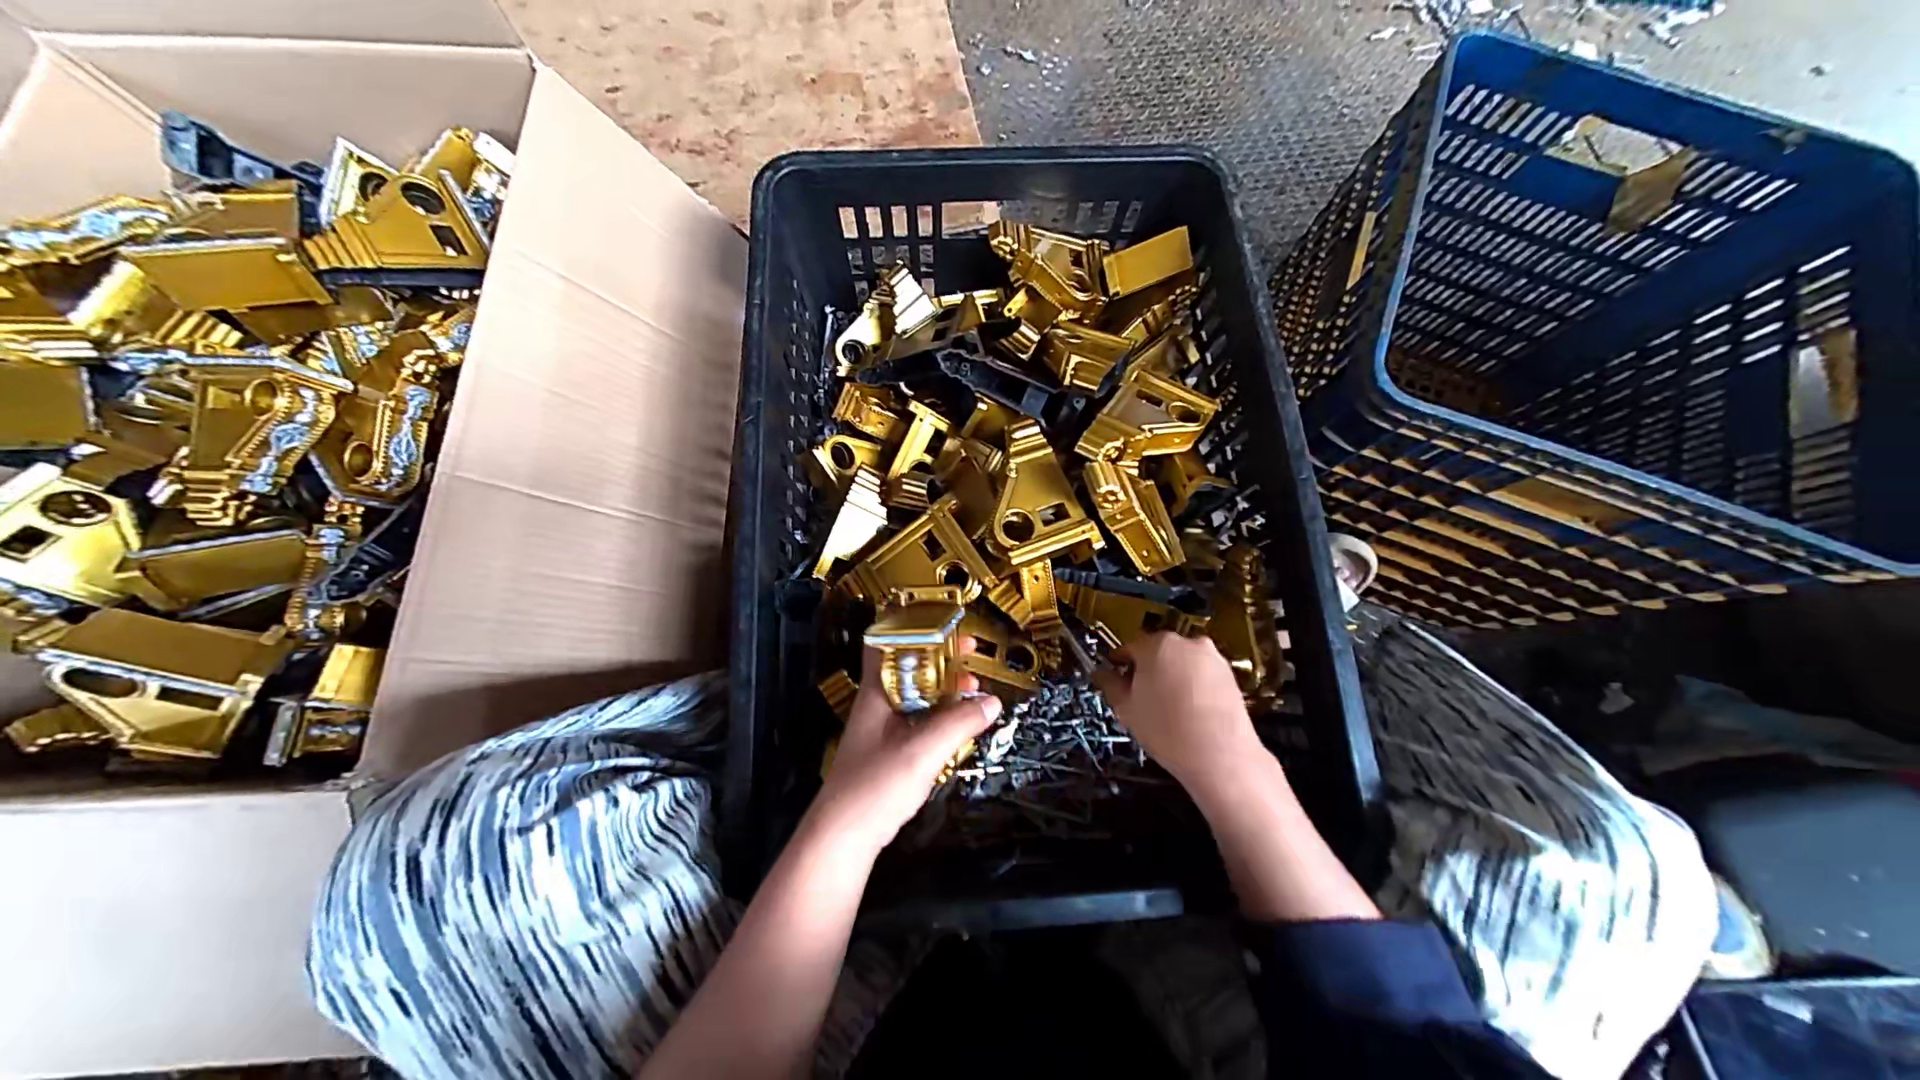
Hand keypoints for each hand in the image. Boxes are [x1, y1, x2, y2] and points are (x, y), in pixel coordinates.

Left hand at [810, 639, 1001, 852]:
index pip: (887, 645)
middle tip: (972, 660)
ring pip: (915, 698)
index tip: (950, 629)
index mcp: (876, 694)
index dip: (917, 631)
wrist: (842, 839)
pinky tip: (958, 727)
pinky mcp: (888, 754)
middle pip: (908, 671)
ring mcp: (881, 731)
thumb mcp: (922, 751)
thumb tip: (991, 702)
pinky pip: (917, 723)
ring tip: (973, 693)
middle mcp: (876, 707)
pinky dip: (939, 718)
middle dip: (941, 662)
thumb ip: (958, 723)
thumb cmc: (875, 787)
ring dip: (943, 692)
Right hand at [1094, 632, 1265, 800]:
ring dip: (1171, 676)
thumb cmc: (1167, 730)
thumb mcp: (1125, 708)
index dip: (1119, 664)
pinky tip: (1188, 711)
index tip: (1116, 679)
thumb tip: (1102, 674)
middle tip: (1140, 697)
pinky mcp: (1230, 674)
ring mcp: (1212, 657)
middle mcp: (1186, 643)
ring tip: (1167, 708)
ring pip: (1181, 662)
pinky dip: (1192, 685)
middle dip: (1147, 669)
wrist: (1221, 756)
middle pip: (1157, 651)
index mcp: (1156, 644)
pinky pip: (1201, 673)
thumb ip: (1109, 684)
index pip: (1128, 647)